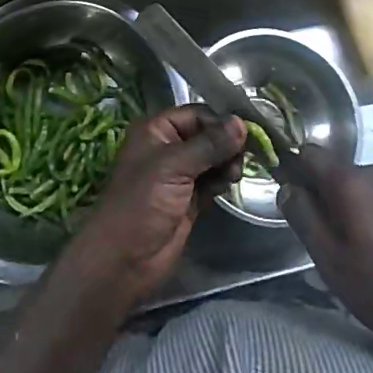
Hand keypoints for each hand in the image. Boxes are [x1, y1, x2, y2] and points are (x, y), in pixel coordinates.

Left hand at [67, 104, 245, 301]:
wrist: (126, 258)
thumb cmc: (142, 202)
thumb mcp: (173, 166)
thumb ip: (209, 145)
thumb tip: (240, 123)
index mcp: (156, 130)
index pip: (196, 114)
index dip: (220, 120)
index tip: (247, 131)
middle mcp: (169, 147)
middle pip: (207, 135)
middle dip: (227, 142)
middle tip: (244, 155)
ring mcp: (180, 174)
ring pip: (213, 158)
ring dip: (228, 161)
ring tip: (236, 172)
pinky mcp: (190, 198)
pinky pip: (213, 180)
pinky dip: (223, 178)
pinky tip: (231, 181)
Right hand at [278, 146, 372, 372]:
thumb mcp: (329, 259)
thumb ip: (302, 216)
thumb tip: (285, 188)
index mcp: (348, 179)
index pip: (306, 151)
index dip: (290, 167)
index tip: (283, 193)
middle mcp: (372, 171)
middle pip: (330, 168)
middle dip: (316, 191)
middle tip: (312, 231)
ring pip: (353, 185)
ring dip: (340, 204)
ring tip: (342, 246)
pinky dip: (362, 212)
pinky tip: (369, 248)